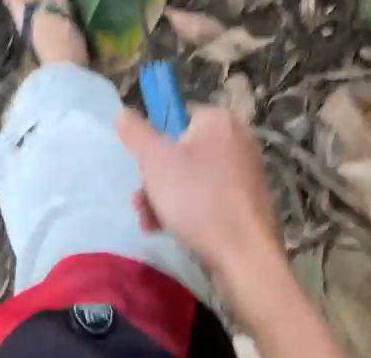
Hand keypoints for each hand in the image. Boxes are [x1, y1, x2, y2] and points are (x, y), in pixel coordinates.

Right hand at [114, 107, 281, 286]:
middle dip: (156, 179)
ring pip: (193, 179)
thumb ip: (135, 132)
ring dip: (166, 199)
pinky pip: (210, 199)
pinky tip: (170, 232)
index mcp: (219, 120)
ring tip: (150, 222)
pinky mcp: (248, 204)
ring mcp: (245, 174)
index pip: (178, 117)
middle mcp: (237, 140)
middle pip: (183, 152)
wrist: (245, 257)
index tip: (144, 167)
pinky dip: (189, 212)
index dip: (157, 142)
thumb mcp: (155, 160)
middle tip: (141, 201)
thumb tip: (122, 113)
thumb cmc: (198, 199)